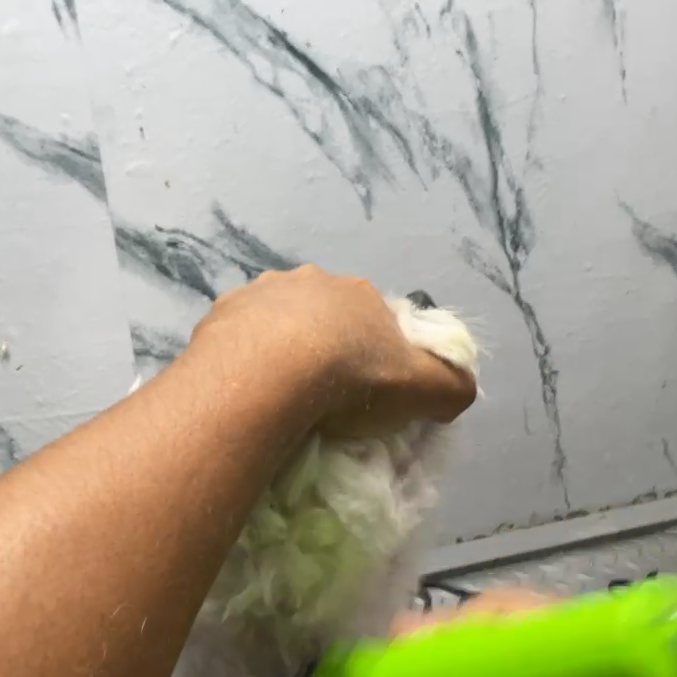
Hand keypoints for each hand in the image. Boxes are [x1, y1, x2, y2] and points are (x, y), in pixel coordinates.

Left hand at [187, 265, 475, 436]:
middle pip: (325, 317)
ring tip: (280, 394)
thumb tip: (457, 391)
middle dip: (325, 347)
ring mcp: (260, 293)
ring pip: (277, 322)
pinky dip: (245, 358)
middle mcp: (312, 281)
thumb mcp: (422, 390)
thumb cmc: (351, 381)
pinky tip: (248, 389)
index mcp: (361, 295)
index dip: (375, 354)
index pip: (377, 321)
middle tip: (321, 394)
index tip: (366, 389)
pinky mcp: (219, 313)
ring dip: (281, 348)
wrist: (268, 377)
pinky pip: (238, 338)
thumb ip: (451, 388)